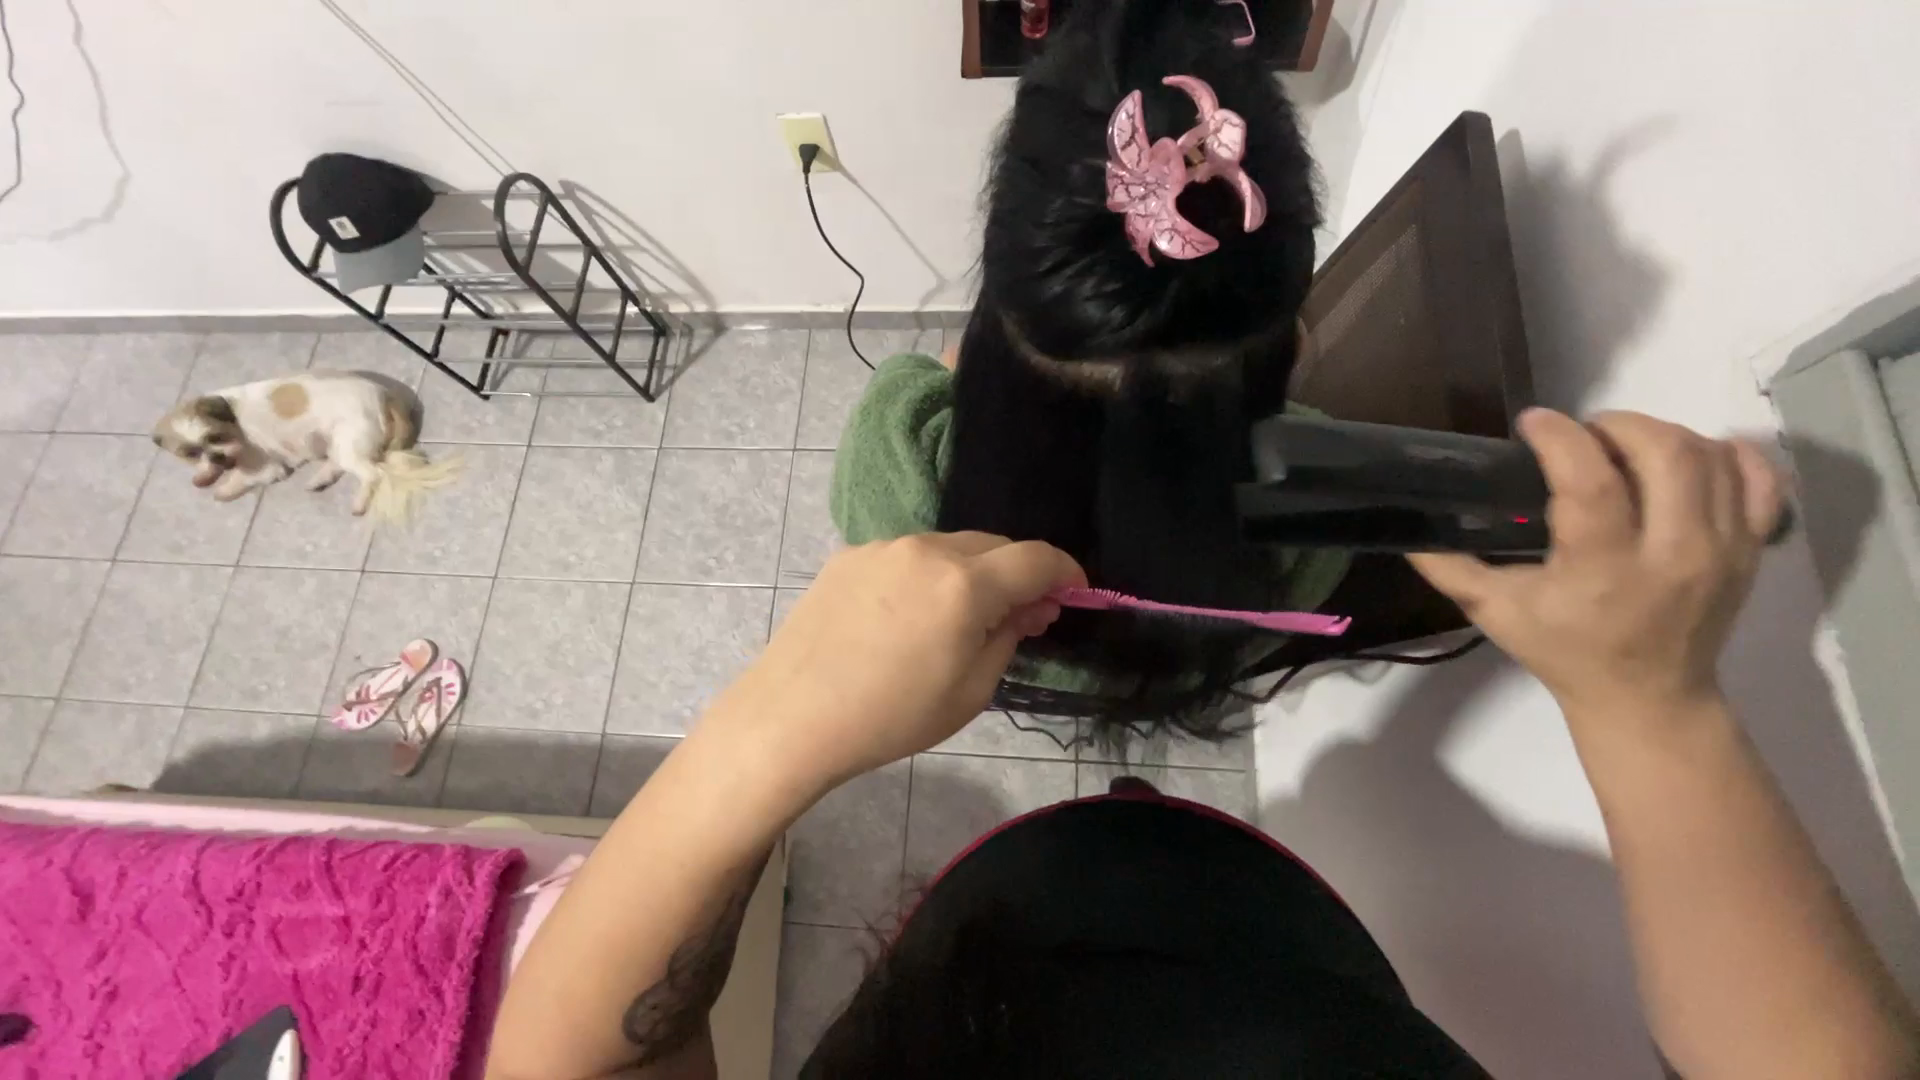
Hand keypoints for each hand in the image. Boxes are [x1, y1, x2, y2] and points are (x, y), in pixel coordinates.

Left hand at [712, 532, 1083, 787]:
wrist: (790, 716)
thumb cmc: (890, 717)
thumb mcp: (969, 691)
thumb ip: (1010, 636)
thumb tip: (1032, 606)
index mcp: (964, 584)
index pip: (1037, 558)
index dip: (1066, 572)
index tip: (1074, 594)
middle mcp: (927, 549)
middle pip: (994, 545)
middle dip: (1019, 574)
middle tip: (1022, 616)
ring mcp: (883, 547)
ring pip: (949, 547)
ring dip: (972, 573)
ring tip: (960, 619)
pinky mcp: (849, 556)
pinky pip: (908, 556)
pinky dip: (927, 576)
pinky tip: (908, 617)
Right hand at [1410, 409, 1784, 721]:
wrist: (1647, 696)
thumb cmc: (1562, 651)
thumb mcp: (1493, 612)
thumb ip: (1448, 568)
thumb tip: (1409, 530)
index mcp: (1602, 569)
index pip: (1591, 481)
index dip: (1561, 438)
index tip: (1533, 424)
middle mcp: (1673, 552)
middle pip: (1665, 453)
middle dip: (1617, 425)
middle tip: (1580, 434)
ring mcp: (1723, 548)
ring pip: (1710, 456)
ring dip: (1660, 434)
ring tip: (1620, 445)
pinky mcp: (1751, 549)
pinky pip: (1759, 479)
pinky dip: (1726, 454)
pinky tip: (1685, 457)